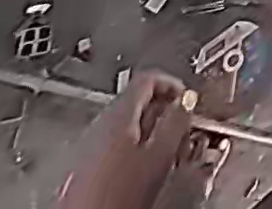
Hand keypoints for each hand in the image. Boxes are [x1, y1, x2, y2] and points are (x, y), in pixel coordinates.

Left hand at [59, 72, 212, 208]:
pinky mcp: (83, 168)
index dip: (172, 84)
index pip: (148, 79)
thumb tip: (187, 100)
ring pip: (128, 124)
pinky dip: (135, 146)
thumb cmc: (120, 193)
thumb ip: (177, 121)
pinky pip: (115, 143)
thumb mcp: (159, 155)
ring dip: (152, 131)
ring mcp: (88, 147)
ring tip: (167, 151)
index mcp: (117, 116)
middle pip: (138, 101)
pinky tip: (144, 167)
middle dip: (164, 112)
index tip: (187, 99)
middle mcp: (98, 125)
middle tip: (181, 128)